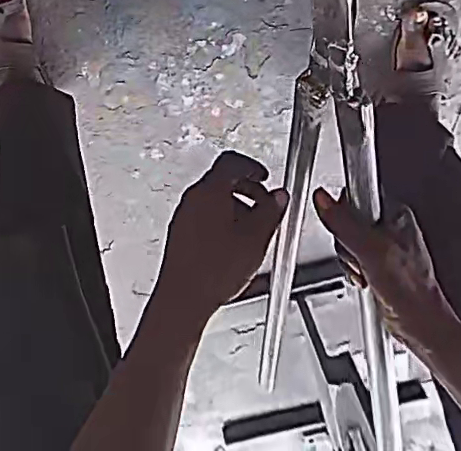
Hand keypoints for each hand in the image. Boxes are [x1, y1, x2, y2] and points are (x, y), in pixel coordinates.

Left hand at [152, 150, 287, 320]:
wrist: (183, 299)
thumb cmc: (213, 270)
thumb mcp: (255, 239)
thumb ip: (270, 212)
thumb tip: (279, 197)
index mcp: (210, 190)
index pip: (231, 162)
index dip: (252, 167)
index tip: (263, 176)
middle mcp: (193, 198)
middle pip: (222, 179)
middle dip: (247, 189)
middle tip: (263, 202)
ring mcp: (184, 215)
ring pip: (213, 198)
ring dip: (235, 205)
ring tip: (251, 228)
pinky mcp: (180, 233)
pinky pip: (204, 215)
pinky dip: (221, 219)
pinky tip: (233, 243)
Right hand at [313, 188, 457, 353]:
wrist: (421, 327)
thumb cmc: (411, 291)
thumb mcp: (371, 250)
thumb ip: (344, 223)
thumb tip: (323, 199)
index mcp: (395, 213)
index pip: (356, 195)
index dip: (345, 212)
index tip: (347, 230)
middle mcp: (389, 227)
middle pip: (347, 220)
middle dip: (347, 244)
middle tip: (361, 257)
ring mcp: (383, 247)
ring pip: (347, 241)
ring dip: (350, 260)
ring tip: (365, 272)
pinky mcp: (376, 265)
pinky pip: (351, 258)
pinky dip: (352, 270)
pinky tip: (364, 279)